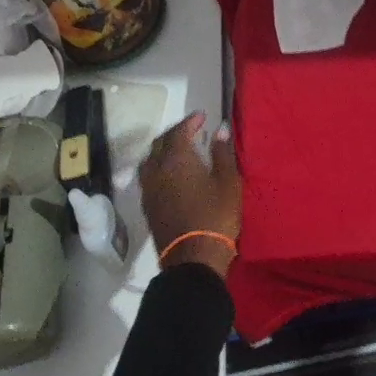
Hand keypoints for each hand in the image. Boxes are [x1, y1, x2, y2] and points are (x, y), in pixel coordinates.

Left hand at [139, 111, 241, 277]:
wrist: (193, 258)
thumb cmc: (215, 215)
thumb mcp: (228, 181)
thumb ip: (222, 152)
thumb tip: (219, 129)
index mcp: (177, 159)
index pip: (179, 131)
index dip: (191, 121)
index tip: (203, 116)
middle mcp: (157, 169)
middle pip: (161, 142)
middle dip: (176, 132)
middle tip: (192, 129)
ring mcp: (149, 188)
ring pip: (150, 159)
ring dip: (163, 148)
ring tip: (178, 148)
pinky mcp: (148, 205)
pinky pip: (148, 175)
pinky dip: (157, 165)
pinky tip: (168, 172)